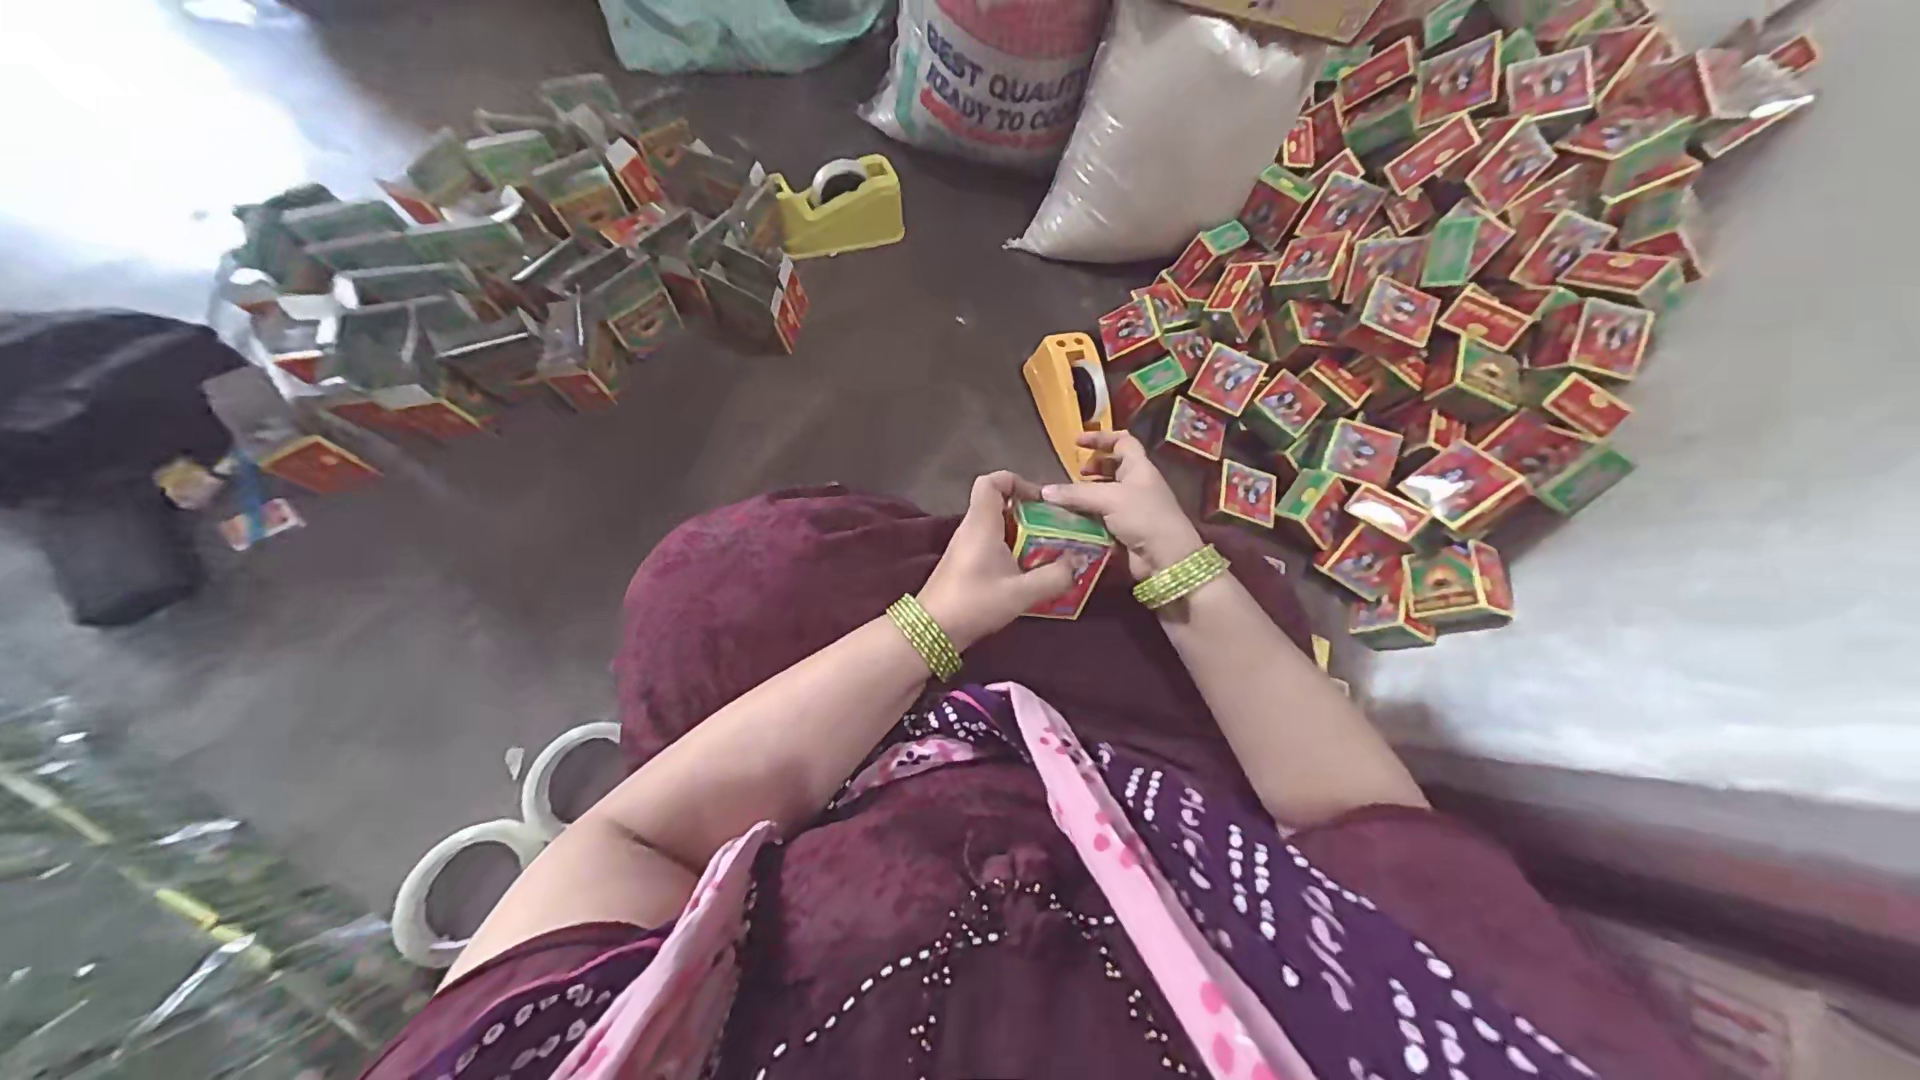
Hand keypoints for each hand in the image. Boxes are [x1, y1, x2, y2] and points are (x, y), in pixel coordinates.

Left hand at [917, 472, 1077, 649]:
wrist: (933, 630)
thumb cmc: (974, 603)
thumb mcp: (1021, 593)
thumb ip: (1055, 576)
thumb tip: (1078, 562)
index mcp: (981, 523)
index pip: (992, 481)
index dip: (1017, 481)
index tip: (1040, 502)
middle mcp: (972, 528)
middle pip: (1000, 503)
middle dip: (1029, 513)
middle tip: (1054, 530)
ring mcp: (966, 545)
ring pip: (997, 525)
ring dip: (1023, 534)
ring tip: (1047, 552)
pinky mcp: (965, 562)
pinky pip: (992, 543)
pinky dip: (1012, 549)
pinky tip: (1027, 571)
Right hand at [1040, 432, 1204, 581]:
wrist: (1165, 557)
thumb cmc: (1143, 517)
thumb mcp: (1109, 499)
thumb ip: (1076, 494)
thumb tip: (1045, 491)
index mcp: (1139, 467)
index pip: (1122, 442)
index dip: (1101, 438)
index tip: (1077, 442)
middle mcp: (1136, 483)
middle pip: (1113, 466)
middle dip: (1093, 467)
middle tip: (1075, 473)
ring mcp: (1132, 506)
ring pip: (1105, 492)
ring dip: (1087, 493)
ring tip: (1069, 497)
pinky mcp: (1125, 528)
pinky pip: (1102, 515)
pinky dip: (1088, 514)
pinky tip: (1073, 518)